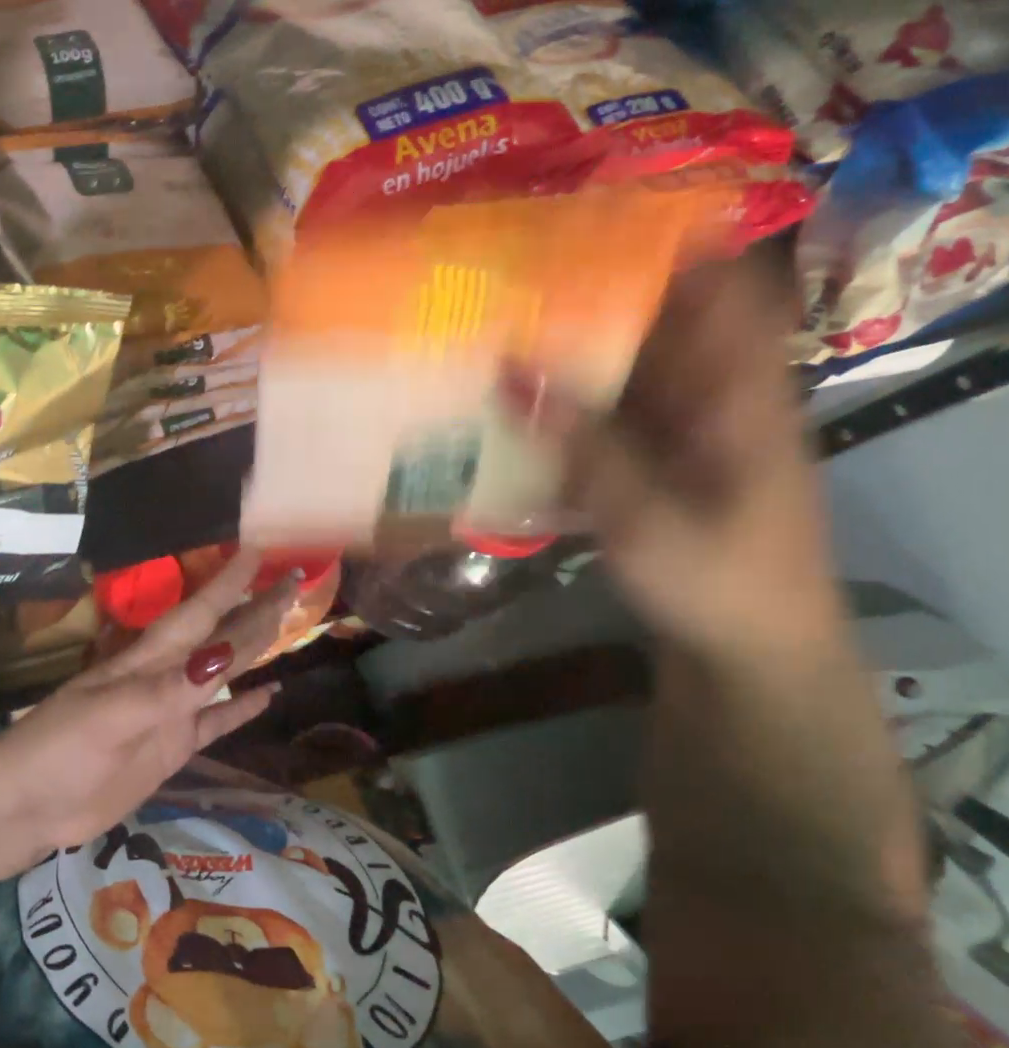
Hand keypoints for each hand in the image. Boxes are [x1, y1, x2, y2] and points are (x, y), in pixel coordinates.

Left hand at [0, 549, 300, 848]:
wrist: (29, 803)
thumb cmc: (59, 749)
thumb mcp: (108, 716)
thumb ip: (165, 691)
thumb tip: (219, 659)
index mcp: (144, 662)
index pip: (196, 615)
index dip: (227, 584)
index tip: (260, 552)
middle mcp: (162, 680)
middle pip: (217, 638)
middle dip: (253, 608)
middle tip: (294, 579)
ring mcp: (168, 715)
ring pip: (221, 674)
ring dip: (253, 649)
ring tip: (287, 624)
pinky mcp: (170, 749)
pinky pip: (215, 722)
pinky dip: (241, 708)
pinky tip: (268, 694)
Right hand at [503, 257, 846, 661]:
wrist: (748, 650)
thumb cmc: (719, 580)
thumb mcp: (648, 514)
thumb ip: (582, 441)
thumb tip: (510, 362)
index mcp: (739, 391)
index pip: (718, 287)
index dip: (671, 239)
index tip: (595, 209)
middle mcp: (711, 395)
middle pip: (656, 318)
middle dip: (590, 288)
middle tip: (506, 268)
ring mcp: (679, 429)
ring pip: (621, 365)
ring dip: (563, 344)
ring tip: (488, 323)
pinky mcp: (648, 460)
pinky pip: (598, 411)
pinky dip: (556, 398)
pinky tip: (501, 398)